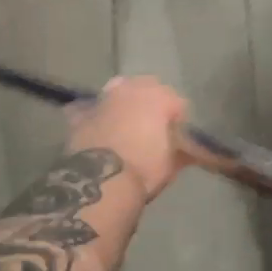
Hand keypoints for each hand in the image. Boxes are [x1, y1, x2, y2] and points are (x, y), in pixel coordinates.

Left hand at [64, 77, 189, 199]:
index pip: (177, 104)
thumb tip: (190, 151)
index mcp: (161, 96)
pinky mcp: (80, 114)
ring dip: (124, 104)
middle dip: (151, 105)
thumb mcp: (171, 163)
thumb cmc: (143, 169)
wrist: (98, 182)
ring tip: (125, 125)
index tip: (177, 139)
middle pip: (148, 89)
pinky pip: (90, 108)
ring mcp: (104, 98)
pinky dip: (95, 115)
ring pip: (119, 91)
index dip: (178, 123)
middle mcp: (133, 88)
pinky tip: (98, 127)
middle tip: (152, 128)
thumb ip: (180, 149)